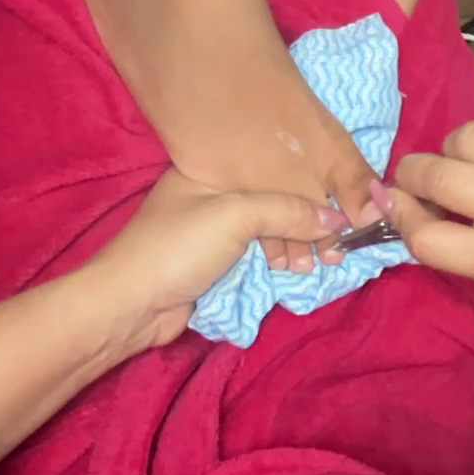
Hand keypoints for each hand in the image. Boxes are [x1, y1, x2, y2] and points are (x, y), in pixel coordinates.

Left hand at [82, 170, 348, 351]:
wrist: (131, 305)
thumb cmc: (177, 247)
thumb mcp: (235, 216)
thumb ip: (287, 211)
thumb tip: (337, 219)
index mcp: (210, 171)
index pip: (271, 169)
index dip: (307, 185)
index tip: (343, 205)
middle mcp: (213, 196)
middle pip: (272, 202)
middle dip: (306, 220)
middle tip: (339, 240)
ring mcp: (213, 233)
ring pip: (267, 232)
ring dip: (294, 246)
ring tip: (325, 260)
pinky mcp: (215, 265)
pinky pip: (257, 256)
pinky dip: (278, 261)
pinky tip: (300, 269)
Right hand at [386, 120, 473, 304]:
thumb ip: (450, 240)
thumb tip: (393, 197)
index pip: (427, 237)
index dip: (399, 215)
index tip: (395, 203)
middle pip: (439, 177)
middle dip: (414, 172)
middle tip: (421, 176)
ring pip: (466, 136)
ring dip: (454, 148)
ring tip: (468, 161)